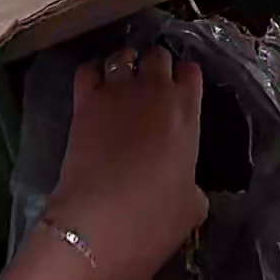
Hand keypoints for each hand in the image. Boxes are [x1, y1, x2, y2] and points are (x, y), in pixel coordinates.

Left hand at [46, 47, 208, 279]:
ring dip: (124, 64)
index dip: (185, 78)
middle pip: (158, 55)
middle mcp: (156, 90)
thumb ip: (193, 187)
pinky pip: (88, 70)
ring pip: (123, 56)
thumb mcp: (191, 206)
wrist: (99, 225)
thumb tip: (190, 190)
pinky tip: (94, 85)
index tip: (180, 90)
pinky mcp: (86, 101)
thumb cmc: (154, 218)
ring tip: (120, 80)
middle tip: (150, 86)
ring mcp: (119, 91)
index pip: (191, 71)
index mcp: (186, 109)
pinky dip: (92, 72)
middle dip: (155, 65)